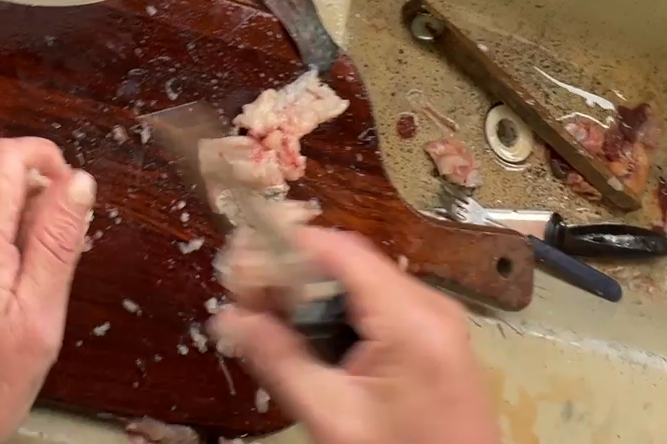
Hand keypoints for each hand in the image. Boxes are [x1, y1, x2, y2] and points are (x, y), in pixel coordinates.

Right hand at [211, 228, 499, 443]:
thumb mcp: (334, 419)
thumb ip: (280, 361)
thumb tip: (228, 317)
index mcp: (411, 320)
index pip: (337, 250)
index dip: (283, 247)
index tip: (240, 266)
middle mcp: (431, 304)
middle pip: (347, 260)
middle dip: (293, 272)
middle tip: (247, 296)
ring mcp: (438, 318)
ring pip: (360, 277)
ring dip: (313, 289)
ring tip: (270, 315)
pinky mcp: (437, 335)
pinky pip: (379, 300)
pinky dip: (340, 306)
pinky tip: (312, 333)